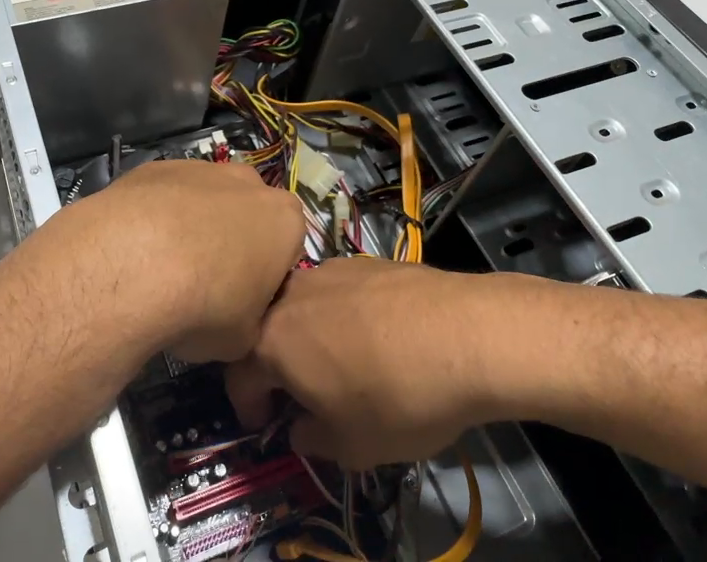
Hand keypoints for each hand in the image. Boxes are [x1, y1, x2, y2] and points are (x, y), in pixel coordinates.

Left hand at [47, 159, 304, 363]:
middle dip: (230, 242)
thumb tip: (236, 319)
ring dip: (191, 226)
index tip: (241, 300)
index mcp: (284, 220)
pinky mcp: (155, 166)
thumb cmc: (204, 306)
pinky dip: (155, 216)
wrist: (133, 266)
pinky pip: (164, 194)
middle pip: (246, 215)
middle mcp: (248, 182)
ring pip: (203, 199)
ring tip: (161, 266)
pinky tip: (135, 246)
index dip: (264, 276)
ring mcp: (199, 168)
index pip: (285, 248)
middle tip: (202, 282)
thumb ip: (251, 320)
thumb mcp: (242, 339)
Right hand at [225, 258, 568, 467]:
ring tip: (341, 361)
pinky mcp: (364, 260)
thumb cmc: (399, 398)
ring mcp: (327, 271)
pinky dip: (343, 315)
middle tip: (301, 395)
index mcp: (270, 343)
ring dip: (309, 336)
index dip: (248, 408)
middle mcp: (288, 298)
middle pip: (266, 333)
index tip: (267, 426)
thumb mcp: (353, 447)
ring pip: (302, 307)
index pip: (238, 378)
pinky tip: (377, 336)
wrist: (468, 334)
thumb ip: (313, 440)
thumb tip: (302, 428)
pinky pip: (338, 292)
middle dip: (276, 367)